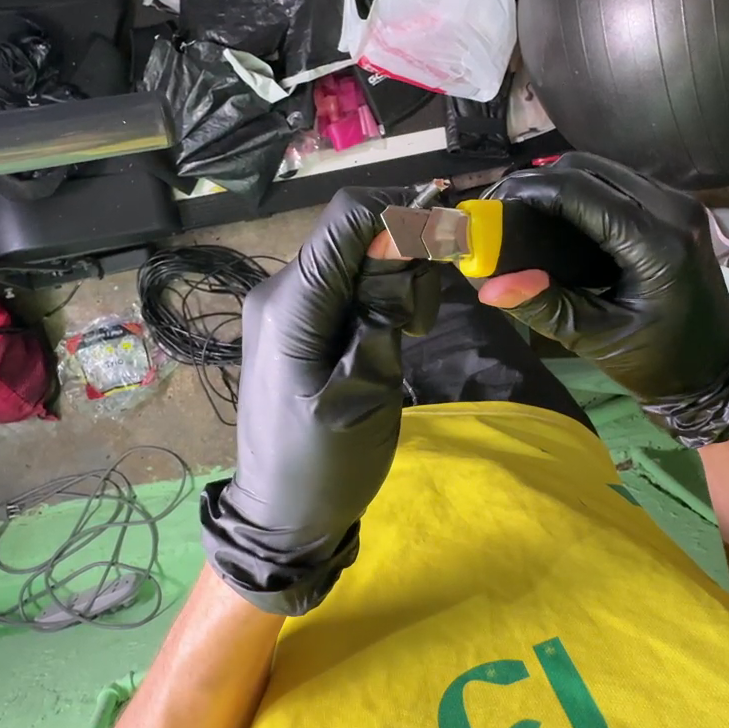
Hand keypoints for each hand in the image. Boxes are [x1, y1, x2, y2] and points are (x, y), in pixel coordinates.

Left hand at [200, 188, 434, 615]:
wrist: (280, 516)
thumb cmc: (325, 466)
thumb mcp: (367, 390)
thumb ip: (383, 308)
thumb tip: (404, 239)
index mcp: (291, 304)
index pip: (348, 217)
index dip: (404, 212)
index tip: (450, 239)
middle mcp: (278, 290)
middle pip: (351, 234)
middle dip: (402, 254)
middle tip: (423, 317)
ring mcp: (282, 306)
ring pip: (349, 258)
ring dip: (390, 279)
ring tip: (407, 335)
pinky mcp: (292, 323)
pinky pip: (339, 286)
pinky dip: (374, 297)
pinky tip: (387, 337)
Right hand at [478, 153, 728, 447]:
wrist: (716, 368)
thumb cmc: (658, 361)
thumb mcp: (597, 340)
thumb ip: (546, 307)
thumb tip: (489, 285)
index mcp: (657, 245)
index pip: (581, 193)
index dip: (530, 192)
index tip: (491, 206)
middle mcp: (672, 210)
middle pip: (589, 168)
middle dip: (537, 183)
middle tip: (499, 210)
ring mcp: (677, 203)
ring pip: (602, 169)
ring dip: (557, 183)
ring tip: (521, 211)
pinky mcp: (673, 207)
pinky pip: (617, 182)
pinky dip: (580, 192)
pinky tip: (555, 216)